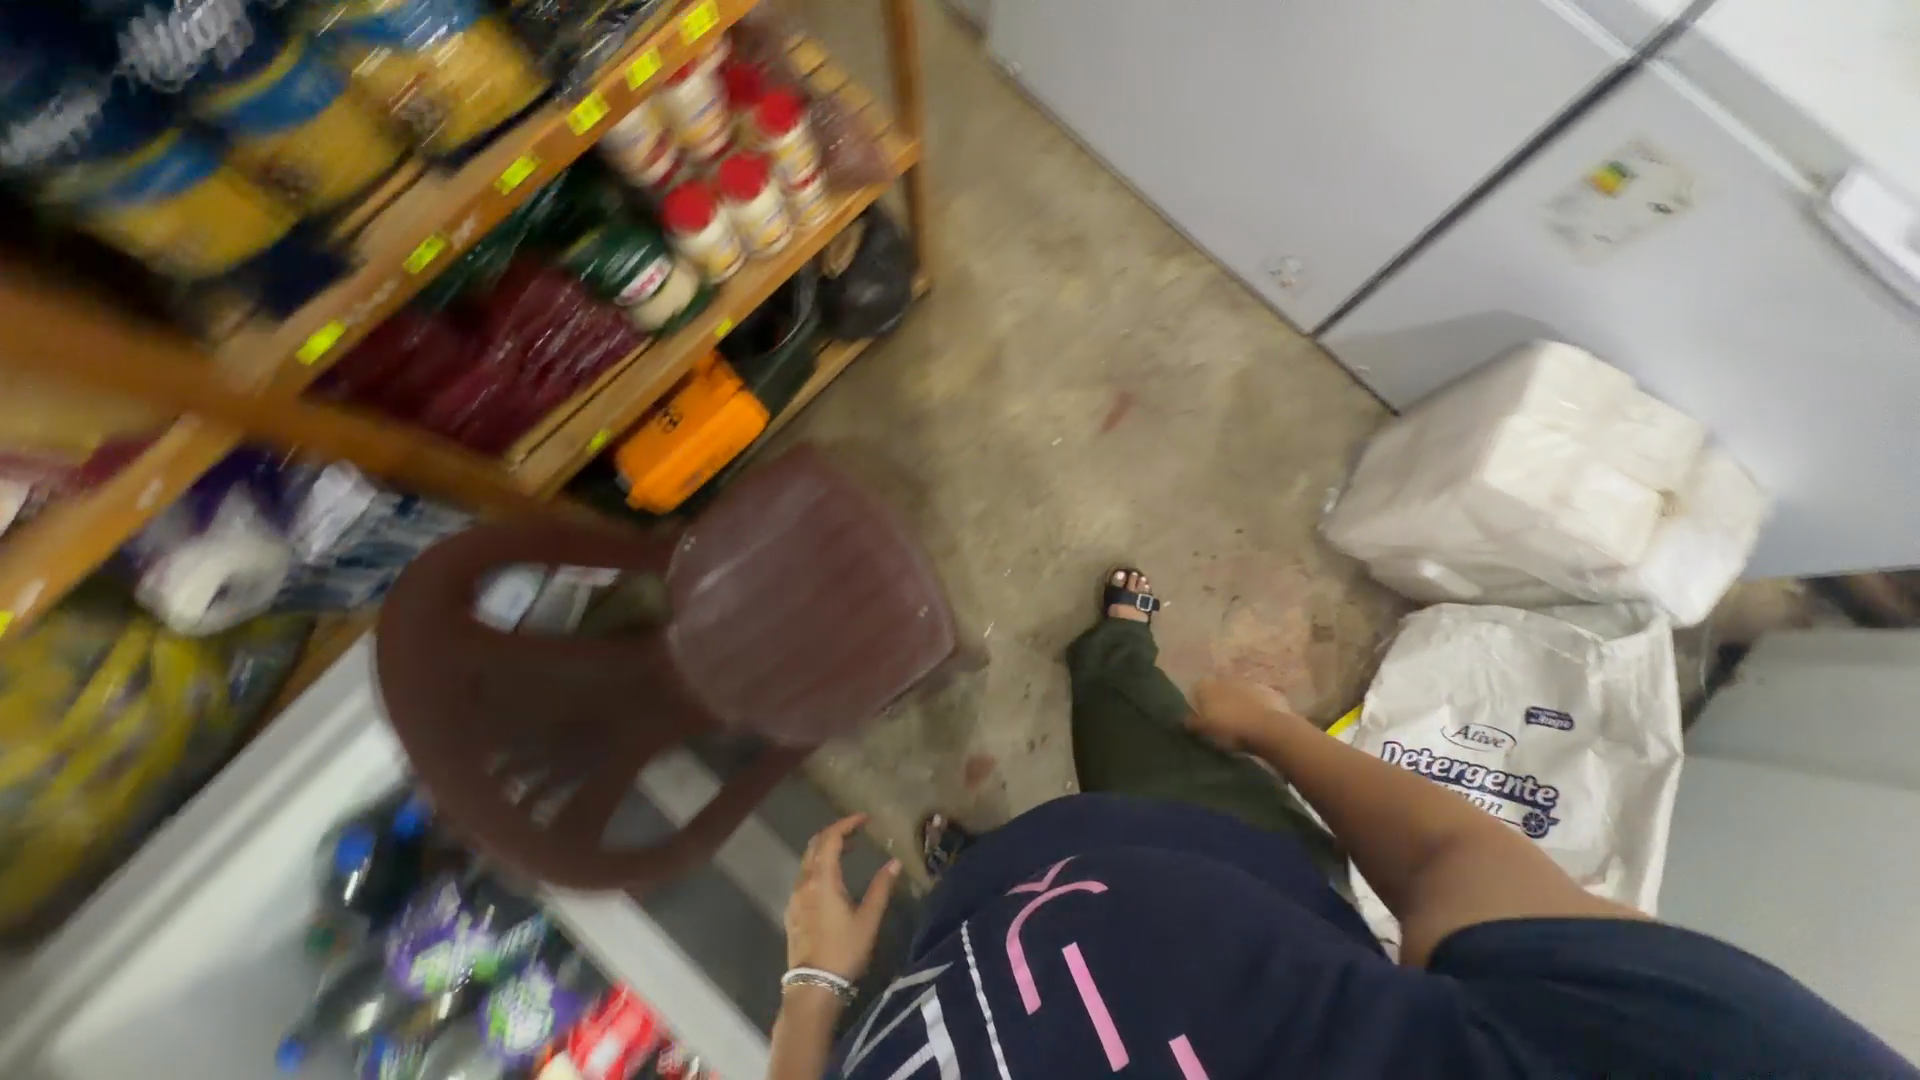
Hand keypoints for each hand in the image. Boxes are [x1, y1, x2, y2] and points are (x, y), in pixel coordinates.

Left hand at [785, 814, 901, 979]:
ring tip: (848, 851)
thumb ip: (881, 888)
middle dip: (835, 833)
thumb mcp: (868, 919)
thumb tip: (895, 862)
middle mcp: (805, 883)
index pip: (831, 838)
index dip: (847, 824)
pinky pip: (804, 878)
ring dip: (825, 850)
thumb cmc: (844, 950)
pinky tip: (832, 881)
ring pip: (807, 861)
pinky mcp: (791, 913)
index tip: (864, 819)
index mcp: (823, 879)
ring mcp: (795, 898)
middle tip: (856, 831)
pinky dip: (818, 867)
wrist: (814, 987)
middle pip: (815, 845)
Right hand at [1189, 676, 1298, 749]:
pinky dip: (1256, 708)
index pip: (1195, 691)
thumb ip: (1190, 723)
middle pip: (1218, 691)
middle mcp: (1225, 679)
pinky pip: (1257, 700)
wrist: (1269, 729)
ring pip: (1238, 694)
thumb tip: (1183, 719)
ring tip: (1241, 726)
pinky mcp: (1269, 692)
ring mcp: (1249, 683)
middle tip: (1221, 724)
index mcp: (1205, 685)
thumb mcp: (1203, 731)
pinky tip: (1258, 724)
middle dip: (1218, 703)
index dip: (1197, 705)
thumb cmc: (1229, 730)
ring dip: (1238, 705)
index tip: (1201, 721)